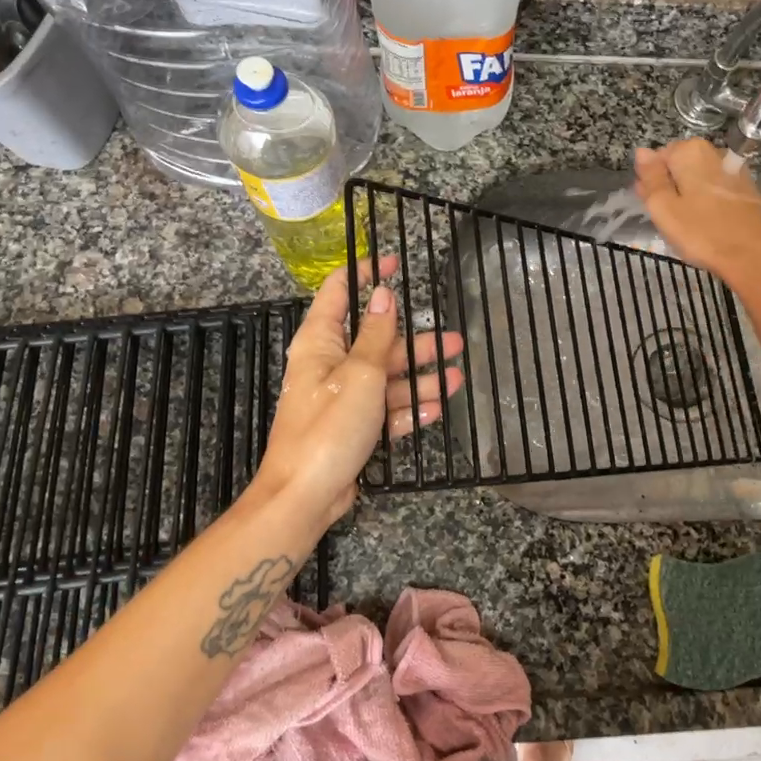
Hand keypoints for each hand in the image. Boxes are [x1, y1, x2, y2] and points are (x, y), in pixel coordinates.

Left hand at [251, 256, 464, 526]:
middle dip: (416, 343)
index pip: (339, 293)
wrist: (304, 497)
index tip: (394, 263)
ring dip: (421, 379)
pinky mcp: (352, 429)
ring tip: (456, 378)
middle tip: (453, 341)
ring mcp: (341, 399)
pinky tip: (435, 409)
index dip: (366, 274)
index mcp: (320, 343)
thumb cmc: (327, 428)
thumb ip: (377, 335)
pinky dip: (408, 409)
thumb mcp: (361, 374)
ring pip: (387, 379)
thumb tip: (383, 294)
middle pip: (377, 343)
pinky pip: (385, 411)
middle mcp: (329, 366)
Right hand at [633, 139, 760, 281]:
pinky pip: (720, 192)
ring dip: (692, 197)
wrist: (757, 256)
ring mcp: (736, 171)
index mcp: (690, 151)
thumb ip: (651, 177)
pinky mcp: (750, 192)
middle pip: (682, 167)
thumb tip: (642, 152)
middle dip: (672, 187)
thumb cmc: (703, 233)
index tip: (653, 205)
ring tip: (689, 226)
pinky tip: (711, 226)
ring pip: (702, 180)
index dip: (652, 181)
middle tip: (669, 219)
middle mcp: (715, 153)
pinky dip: (712, 205)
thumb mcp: (663, 208)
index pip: (659, 156)